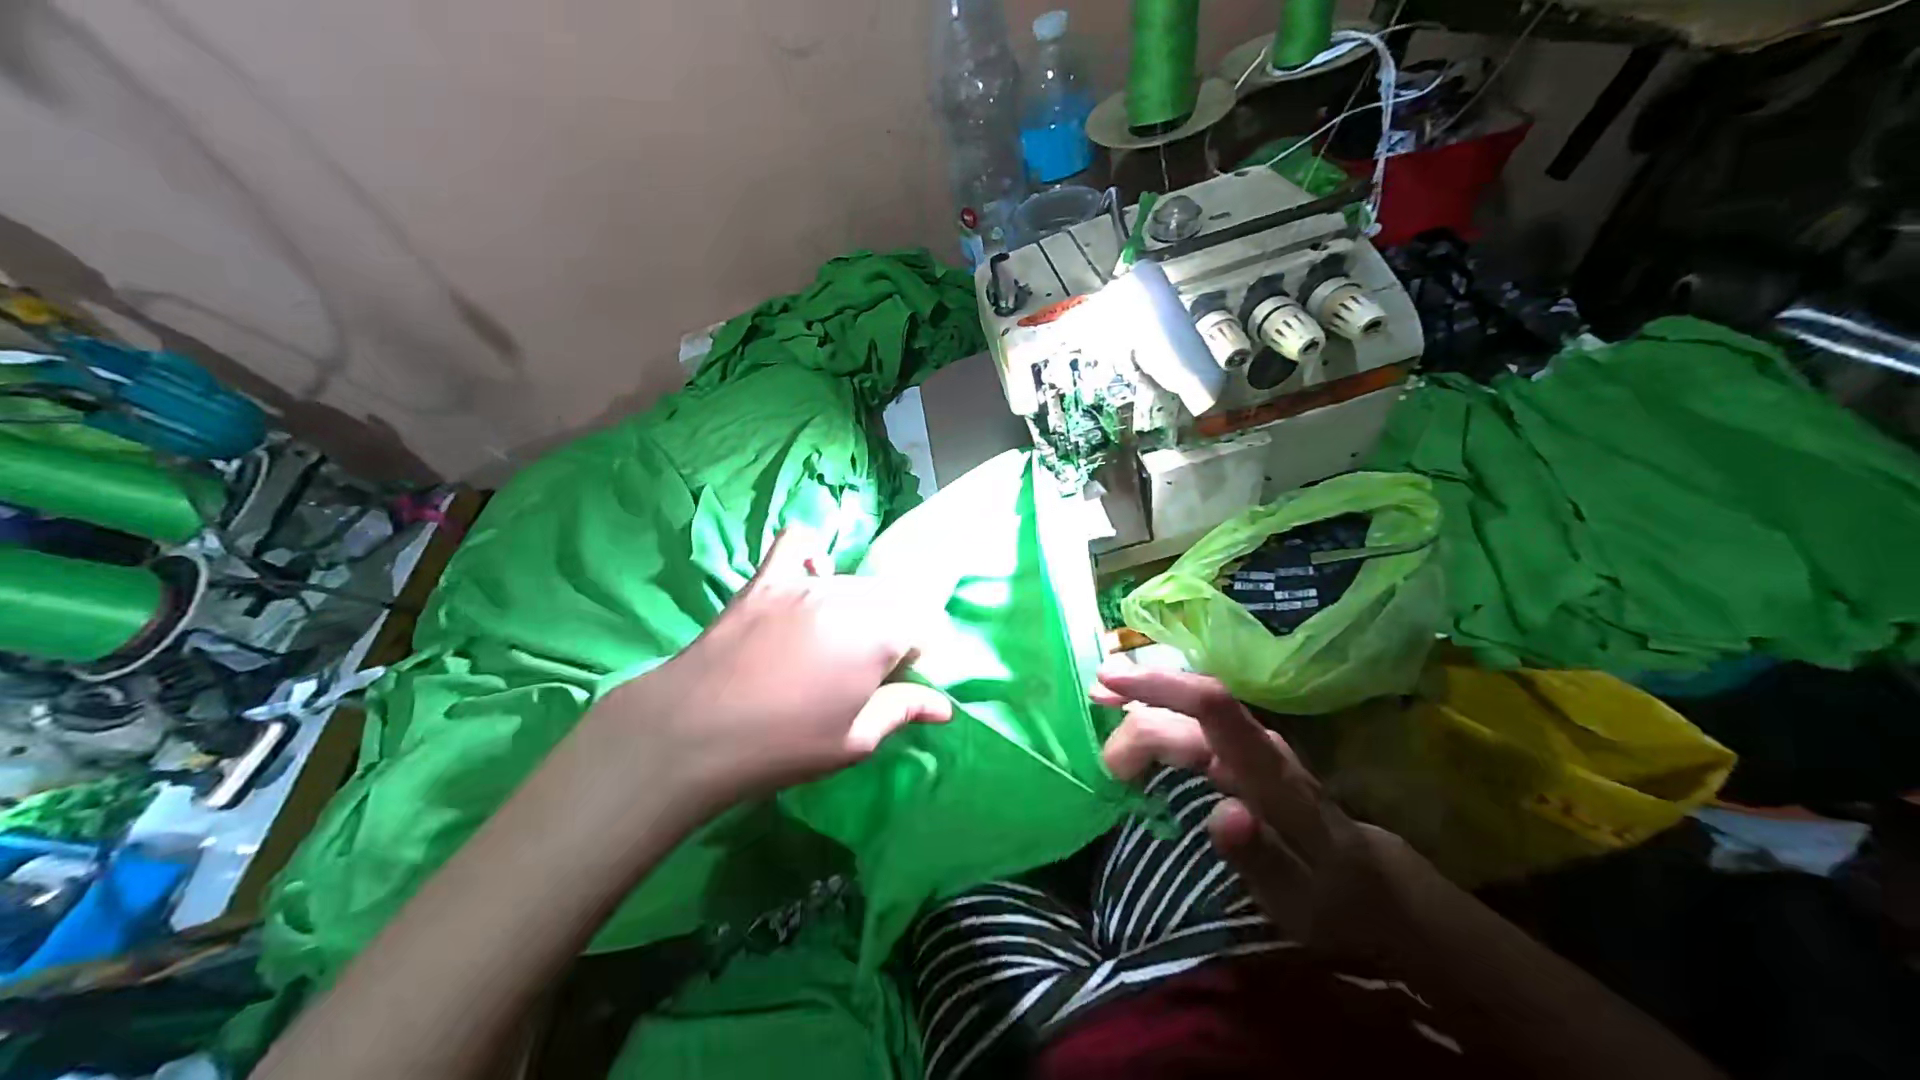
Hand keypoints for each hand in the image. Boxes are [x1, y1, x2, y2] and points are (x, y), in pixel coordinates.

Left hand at [600, 528, 950, 812]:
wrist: (691, 732)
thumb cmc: (782, 745)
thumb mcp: (853, 741)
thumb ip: (902, 710)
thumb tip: (944, 707)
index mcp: (880, 635)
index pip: (924, 626)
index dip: (915, 656)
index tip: (893, 682)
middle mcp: (850, 596)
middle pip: (893, 599)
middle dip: (891, 629)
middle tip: (862, 670)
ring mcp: (804, 582)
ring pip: (854, 581)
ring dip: (858, 606)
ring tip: (832, 641)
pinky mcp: (766, 579)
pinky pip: (798, 545)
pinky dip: (811, 558)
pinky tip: (808, 581)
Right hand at [1093, 662, 1418, 954]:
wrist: (1372, 883)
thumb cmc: (1330, 898)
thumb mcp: (1299, 901)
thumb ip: (1260, 858)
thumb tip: (1221, 812)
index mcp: (1270, 775)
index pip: (1214, 708)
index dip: (1160, 687)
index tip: (1109, 685)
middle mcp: (1260, 745)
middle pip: (1190, 709)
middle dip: (1137, 714)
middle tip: (1103, 762)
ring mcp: (1253, 743)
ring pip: (1191, 706)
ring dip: (1144, 700)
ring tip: (1101, 698)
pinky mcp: (1244, 749)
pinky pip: (1194, 717)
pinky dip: (1157, 710)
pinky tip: (1132, 711)